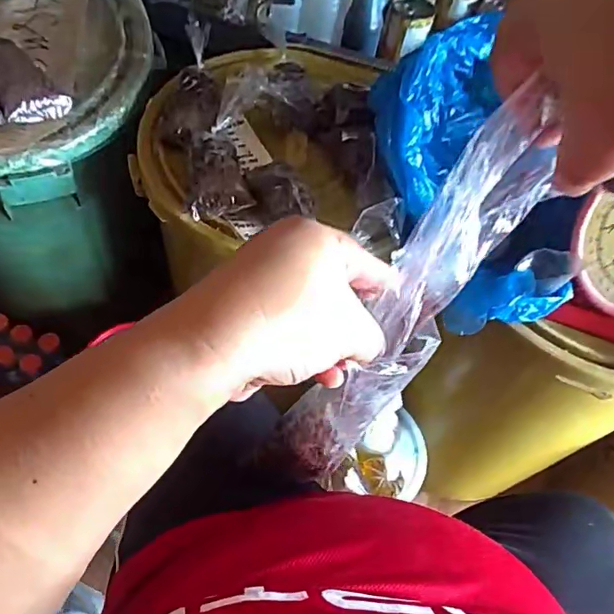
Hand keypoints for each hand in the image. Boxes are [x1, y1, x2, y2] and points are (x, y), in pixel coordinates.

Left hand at [162, 218, 393, 402]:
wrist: (213, 346)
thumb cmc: (292, 327)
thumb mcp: (352, 333)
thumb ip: (371, 337)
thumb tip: (365, 344)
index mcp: (315, 239)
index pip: (365, 262)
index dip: (387, 285)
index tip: (400, 299)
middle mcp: (283, 248)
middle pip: (334, 291)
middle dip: (351, 329)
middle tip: (362, 353)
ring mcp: (256, 277)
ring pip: (308, 313)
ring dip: (327, 347)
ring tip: (335, 374)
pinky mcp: (237, 306)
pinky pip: (282, 324)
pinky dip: (298, 348)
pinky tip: (310, 375)